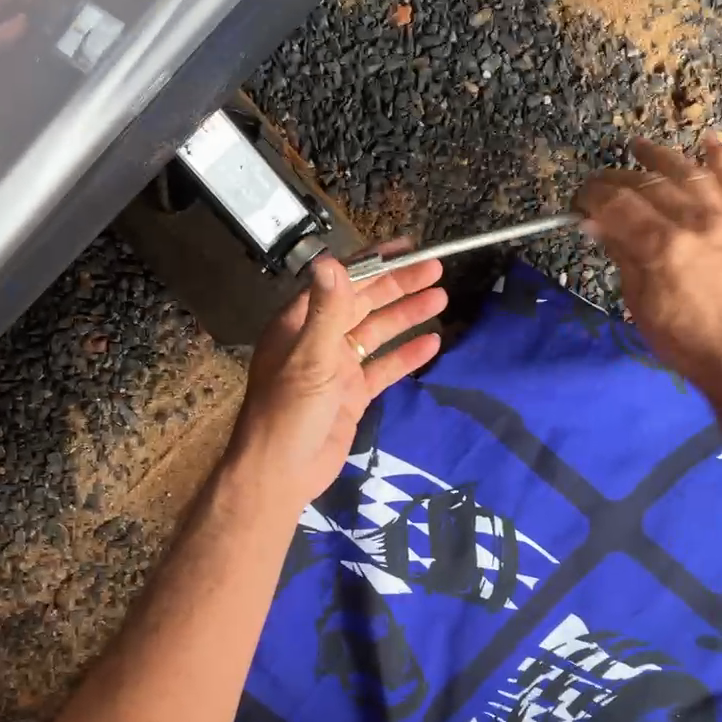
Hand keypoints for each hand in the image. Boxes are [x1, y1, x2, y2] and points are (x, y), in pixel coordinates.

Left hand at [228, 247, 446, 507]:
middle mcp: (317, 340)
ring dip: (406, 316)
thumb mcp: (310, 357)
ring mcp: (336, 368)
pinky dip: (405, 356)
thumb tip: (331, 260)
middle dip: (398, 286)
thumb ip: (326, 310)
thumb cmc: (288, 412)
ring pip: (376, 333)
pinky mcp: (351, 396)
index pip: (340, 282)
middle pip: (363, 303)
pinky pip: (382, 369)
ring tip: (441, 299)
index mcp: (299, 323)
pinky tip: (432, 344)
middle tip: (437, 270)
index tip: (407, 248)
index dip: (373, 263)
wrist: (281, 474)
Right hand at [573, 134, 721, 403]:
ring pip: (689, 173)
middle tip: (596, 184)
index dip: (591, 195)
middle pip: (647, 184)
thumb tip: (596, 223)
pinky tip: (709, 140)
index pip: (616, 204)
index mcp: (660, 247)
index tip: (577, 201)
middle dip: (615, 179)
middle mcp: (694, 223)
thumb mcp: (639, 303)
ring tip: (639, 148)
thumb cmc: (683, 340)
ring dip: (660, 156)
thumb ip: (621, 256)